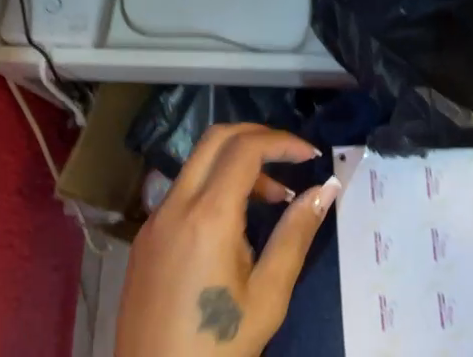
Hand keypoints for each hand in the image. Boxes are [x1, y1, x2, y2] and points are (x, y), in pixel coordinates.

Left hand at [116, 124, 340, 356]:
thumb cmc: (218, 347)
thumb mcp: (268, 295)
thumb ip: (296, 234)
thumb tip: (326, 188)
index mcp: (207, 215)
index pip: (245, 148)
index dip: (282, 142)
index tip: (310, 156)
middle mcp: (175, 204)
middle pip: (216, 138)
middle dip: (258, 137)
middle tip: (291, 159)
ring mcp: (155, 219)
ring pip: (197, 162)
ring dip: (236, 163)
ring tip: (273, 199)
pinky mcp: (146, 237)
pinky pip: (183, 190)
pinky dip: (214, 185)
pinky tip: (237, 223)